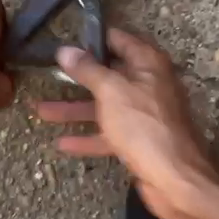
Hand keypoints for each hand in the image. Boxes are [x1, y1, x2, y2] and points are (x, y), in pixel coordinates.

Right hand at [36, 29, 218, 218]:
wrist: (176, 180)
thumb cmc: (143, 125)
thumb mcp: (111, 91)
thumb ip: (87, 69)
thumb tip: (65, 49)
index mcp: (147, 62)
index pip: (117, 39)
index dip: (92, 38)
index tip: (65, 40)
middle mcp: (147, 83)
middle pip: (108, 73)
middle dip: (78, 77)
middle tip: (50, 72)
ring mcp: (143, 113)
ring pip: (104, 105)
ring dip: (75, 109)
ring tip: (42, 110)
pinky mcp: (139, 140)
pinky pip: (108, 132)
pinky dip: (88, 136)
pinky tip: (62, 143)